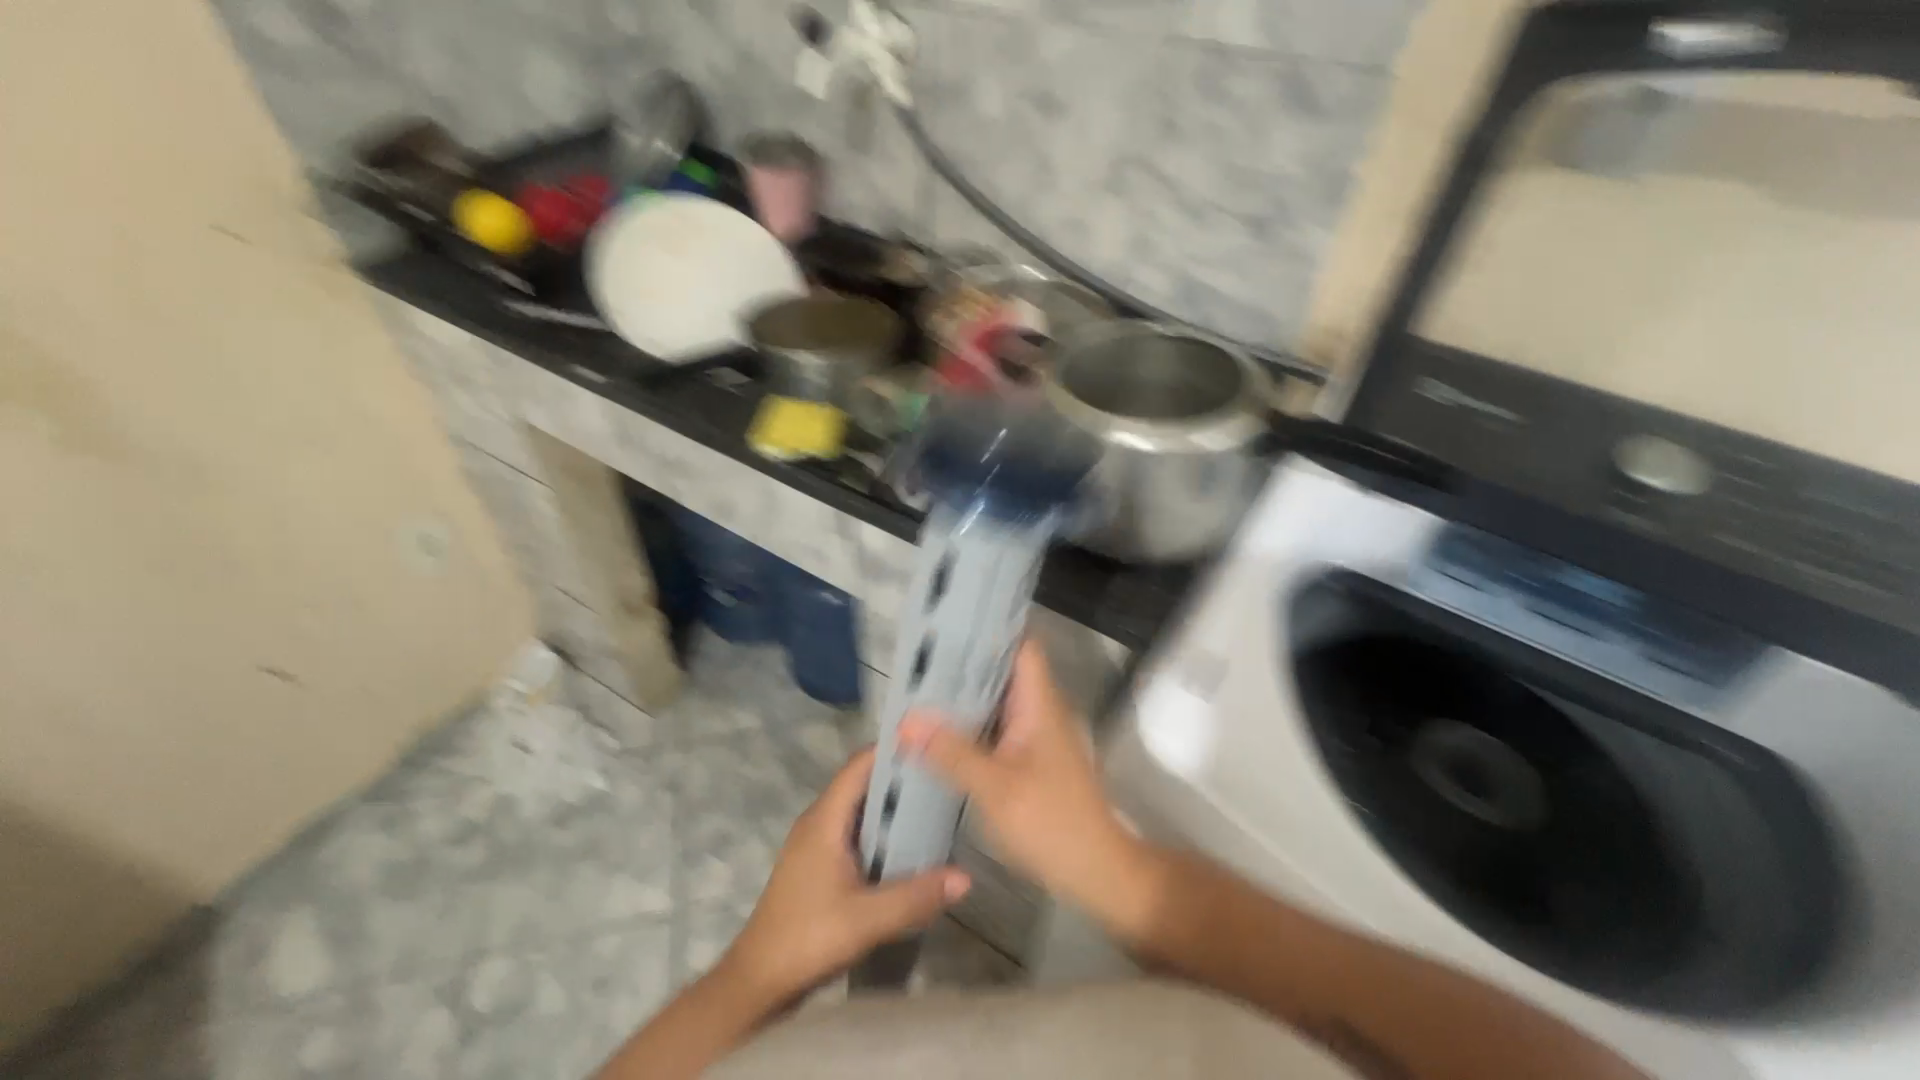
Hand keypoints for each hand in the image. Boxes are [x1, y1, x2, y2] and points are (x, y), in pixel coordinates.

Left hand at [716, 746, 969, 1003]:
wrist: (759, 980)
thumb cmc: (808, 938)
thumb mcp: (868, 919)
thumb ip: (917, 896)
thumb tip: (966, 877)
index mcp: (824, 820)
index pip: (860, 765)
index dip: (894, 750)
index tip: (933, 745)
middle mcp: (818, 822)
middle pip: (863, 784)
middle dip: (902, 779)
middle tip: (947, 778)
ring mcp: (816, 844)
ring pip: (860, 811)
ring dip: (894, 809)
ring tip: (939, 808)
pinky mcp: (819, 866)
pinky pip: (856, 834)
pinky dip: (883, 833)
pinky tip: (911, 849)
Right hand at [898, 641, 1148, 914]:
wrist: (1096, 871)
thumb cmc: (1051, 823)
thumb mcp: (995, 788)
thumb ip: (951, 752)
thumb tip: (906, 719)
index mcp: (1039, 705)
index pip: (1020, 647)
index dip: (988, 631)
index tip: (947, 625)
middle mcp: (1041, 713)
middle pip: (1003, 674)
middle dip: (963, 667)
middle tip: (916, 663)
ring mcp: (1037, 738)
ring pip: (997, 705)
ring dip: (963, 700)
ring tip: (917, 693)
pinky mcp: (1031, 762)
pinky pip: (997, 731)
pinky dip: (970, 728)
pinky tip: (938, 736)